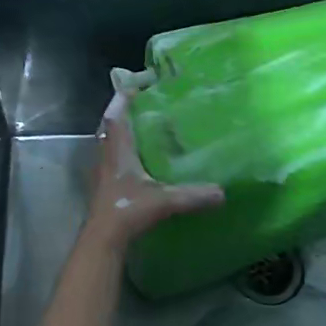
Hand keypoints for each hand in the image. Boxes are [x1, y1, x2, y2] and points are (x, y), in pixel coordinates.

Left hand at [87, 79, 223, 246]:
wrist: (103, 239)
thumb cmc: (127, 211)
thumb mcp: (164, 201)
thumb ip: (193, 195)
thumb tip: (223, 192)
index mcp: (118, 151)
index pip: (116, 116)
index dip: (123, 98)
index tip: (136, 85)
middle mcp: (107, 157)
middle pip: (109, 128)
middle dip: (124, 114)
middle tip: (143, 107)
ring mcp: (102, 174)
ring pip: (109, 145)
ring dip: (122, 135)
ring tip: (144, 131)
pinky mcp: (104, 189)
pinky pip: (112, 162)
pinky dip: (124, 156)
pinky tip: (141, 164)